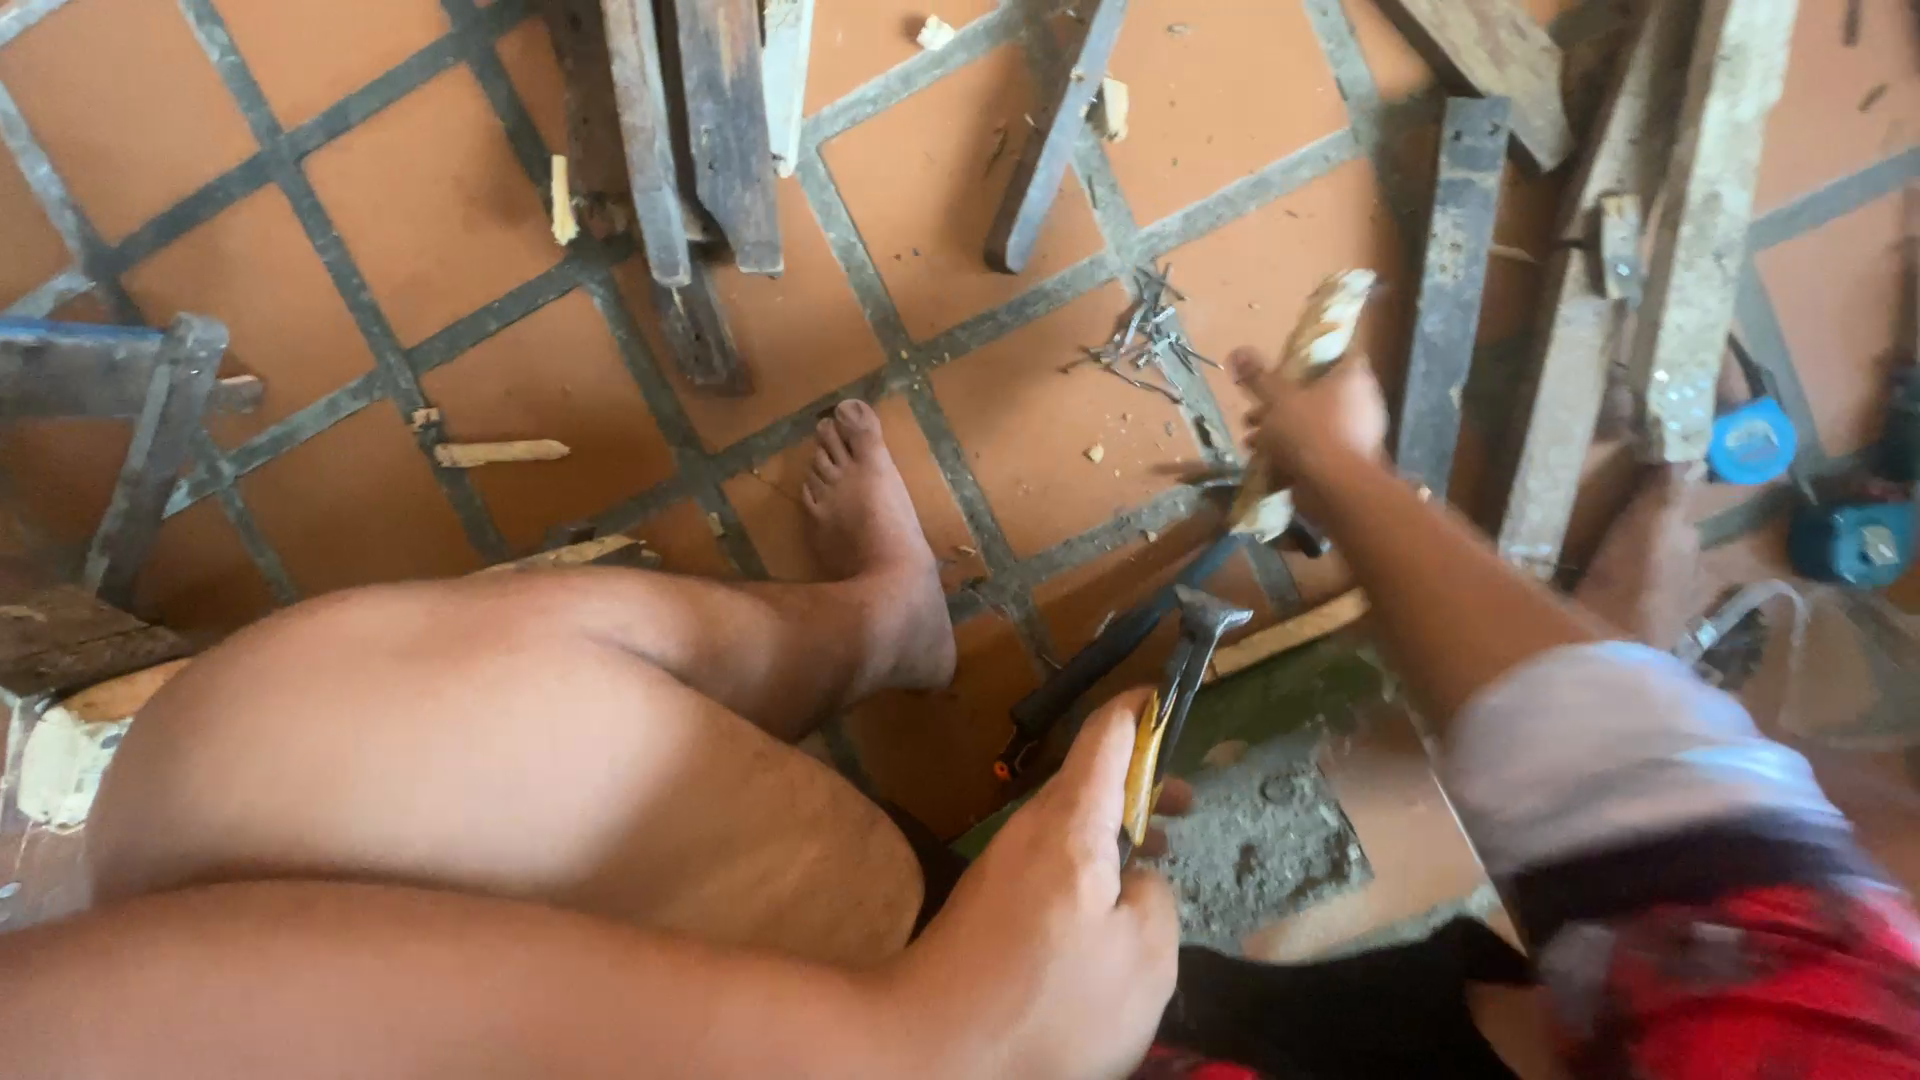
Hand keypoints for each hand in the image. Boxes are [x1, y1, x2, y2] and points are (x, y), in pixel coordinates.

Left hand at [888, 689, 1179, 1078]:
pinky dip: (1089, 856)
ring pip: (1073, 818)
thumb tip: (1139, 877)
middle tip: (1188, 803)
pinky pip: (1052, 853)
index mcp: (1072, 821)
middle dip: (1143, 779)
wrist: (931, 1045)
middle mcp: (1033, 824)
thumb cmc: (1048, 999)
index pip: (1106, 734)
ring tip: (1160, 851)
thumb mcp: (1142, 960)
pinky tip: (1107, 900)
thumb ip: (1155, 900)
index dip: (1140, 709)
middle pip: (1091, 775)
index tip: (1167, 697)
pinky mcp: (992, 893)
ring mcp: (1006, 858)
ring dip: (1117, 823)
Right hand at [1231, 347, 1387, 487]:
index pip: (1338, 354)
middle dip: (1280, 404)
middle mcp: (1361, 401)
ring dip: (1280, 431)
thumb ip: (1258, 378)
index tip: (1282, 368)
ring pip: (1312, 424)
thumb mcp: (1277, 399)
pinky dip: (1291, 453)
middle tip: (1254, 412)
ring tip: (1251, 441)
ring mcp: (1356, 433)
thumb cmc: (1309, 432)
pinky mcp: (1346, 461)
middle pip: (1317, 393)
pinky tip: (1264, 462)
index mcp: (1352, 377)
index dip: (1310, 358)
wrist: (1335, 488)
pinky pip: (1315, 449)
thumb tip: (1237, 351)